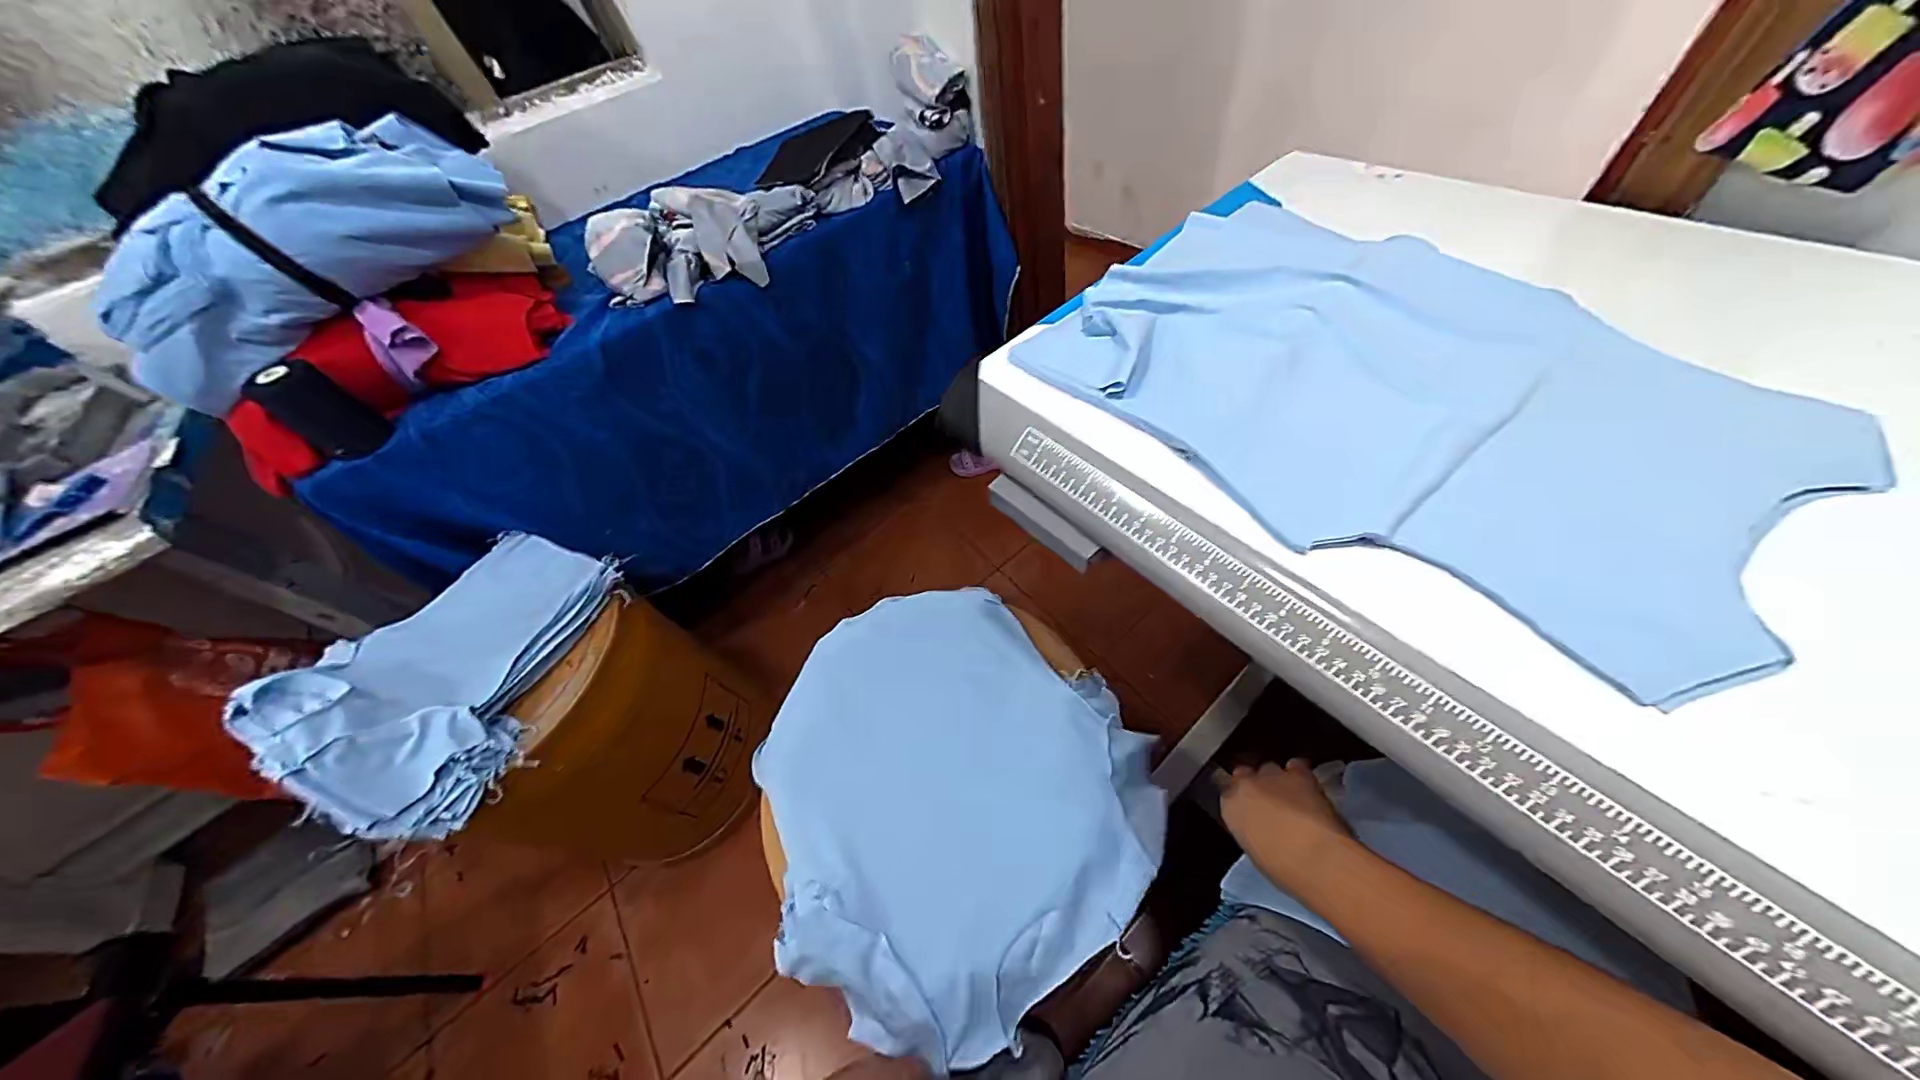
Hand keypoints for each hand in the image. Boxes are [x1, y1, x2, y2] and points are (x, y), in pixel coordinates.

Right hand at [1216, 759, 1354, 887]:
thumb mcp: (1254, 851)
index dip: (1242, 800)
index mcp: (1229, 806)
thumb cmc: (1282, 868)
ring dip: (1277, 779)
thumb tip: (1260, 829)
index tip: (1251, 811)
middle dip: (1255, 784)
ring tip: (1291, 795)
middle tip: (1270, 802)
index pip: (1228, 792)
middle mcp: (1245, 784)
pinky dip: (1301, 774)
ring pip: (1270, 767)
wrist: (1316, 858)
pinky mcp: (1300, 774)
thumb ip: (1251, 830)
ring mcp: (1272, 775)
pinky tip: (1309, 786)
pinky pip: (1296, 765)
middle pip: (1245, 773)